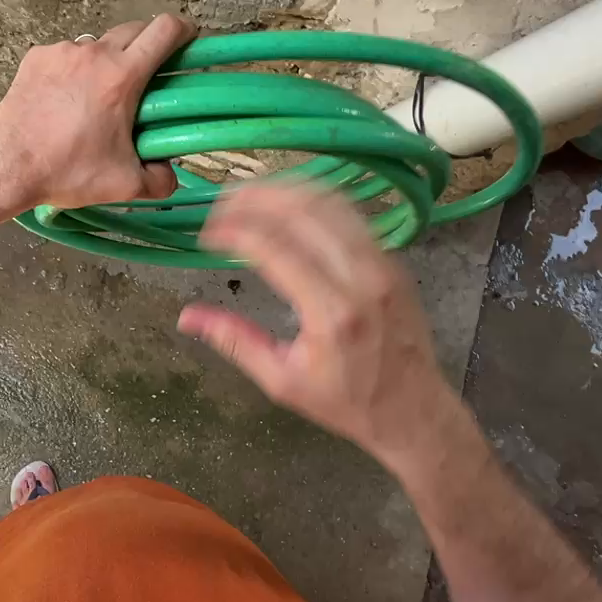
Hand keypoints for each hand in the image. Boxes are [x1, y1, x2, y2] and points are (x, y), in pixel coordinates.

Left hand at [0, 15, 195, 209]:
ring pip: (97, 45)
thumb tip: (169, 175)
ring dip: (107, 62)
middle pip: (134, 30)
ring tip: (99, 97)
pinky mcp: (36, 58)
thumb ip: (159, 180)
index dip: (183, 31)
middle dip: (147, 46)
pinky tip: (66, 101)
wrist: (8, 168)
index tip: (187, 42)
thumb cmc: (67, 172)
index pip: (164, 30)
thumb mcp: (124, 185)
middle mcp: (93, 54)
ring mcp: (61, 52)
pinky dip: (73, 71)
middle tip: (147, 76)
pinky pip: (66, 55)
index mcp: (122, 77)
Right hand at [176, 181, 463, 463]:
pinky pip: (349, 213)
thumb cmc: (346, 403)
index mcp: (331, 312)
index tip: (206, 235)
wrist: (415, 410)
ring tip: (247, 196)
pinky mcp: (393, 259)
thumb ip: (235, 342)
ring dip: (284, 191)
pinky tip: (287, 205)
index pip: (274, 249)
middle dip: (255, 200)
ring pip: (330, 202)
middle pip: (303, 212)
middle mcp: (361, 277)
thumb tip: (186, 317)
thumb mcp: (281, 381)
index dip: (233, 232)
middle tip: (221, 205)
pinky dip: (313, 200)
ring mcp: (384, 263)